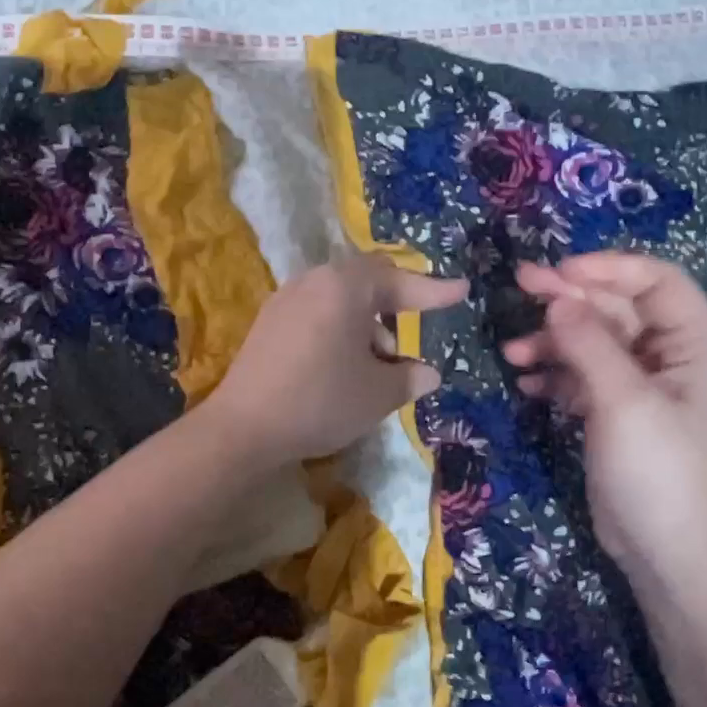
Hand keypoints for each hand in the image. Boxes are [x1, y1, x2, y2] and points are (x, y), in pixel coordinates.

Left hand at [204, 255, 467, 467]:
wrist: (245, 427)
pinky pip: (316, 314)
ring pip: (339, 299)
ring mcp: (285, 300)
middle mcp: (313, 281)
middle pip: (366, 281)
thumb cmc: (321, 401)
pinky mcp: (268, 324)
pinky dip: (339, 330)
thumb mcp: (378, 394)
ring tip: (380, 363)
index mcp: (345, 287)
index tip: (461, 291)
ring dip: (366, 323)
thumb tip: (428, 373)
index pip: (399, 280)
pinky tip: (344, 366)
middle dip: (395, 304)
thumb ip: (410, 377)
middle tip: (417, 325)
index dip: (433, 291)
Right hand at [503, 253, 706, 585]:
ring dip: (554, 342)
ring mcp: (642, 391)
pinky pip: (583, 380)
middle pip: (619, 311)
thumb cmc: (659, 473)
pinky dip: (555, 376)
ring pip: (594, 345)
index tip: (557, 273)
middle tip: (520, 287)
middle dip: (570, 300)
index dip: (608, 269)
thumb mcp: (625, 403)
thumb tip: (558, 299)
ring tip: (512, 353)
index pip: (657, 283)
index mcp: (694, 348)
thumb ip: (591, 345)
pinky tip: (526, 384)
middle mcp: (671, 361)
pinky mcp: (616, 418)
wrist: (667, 554)